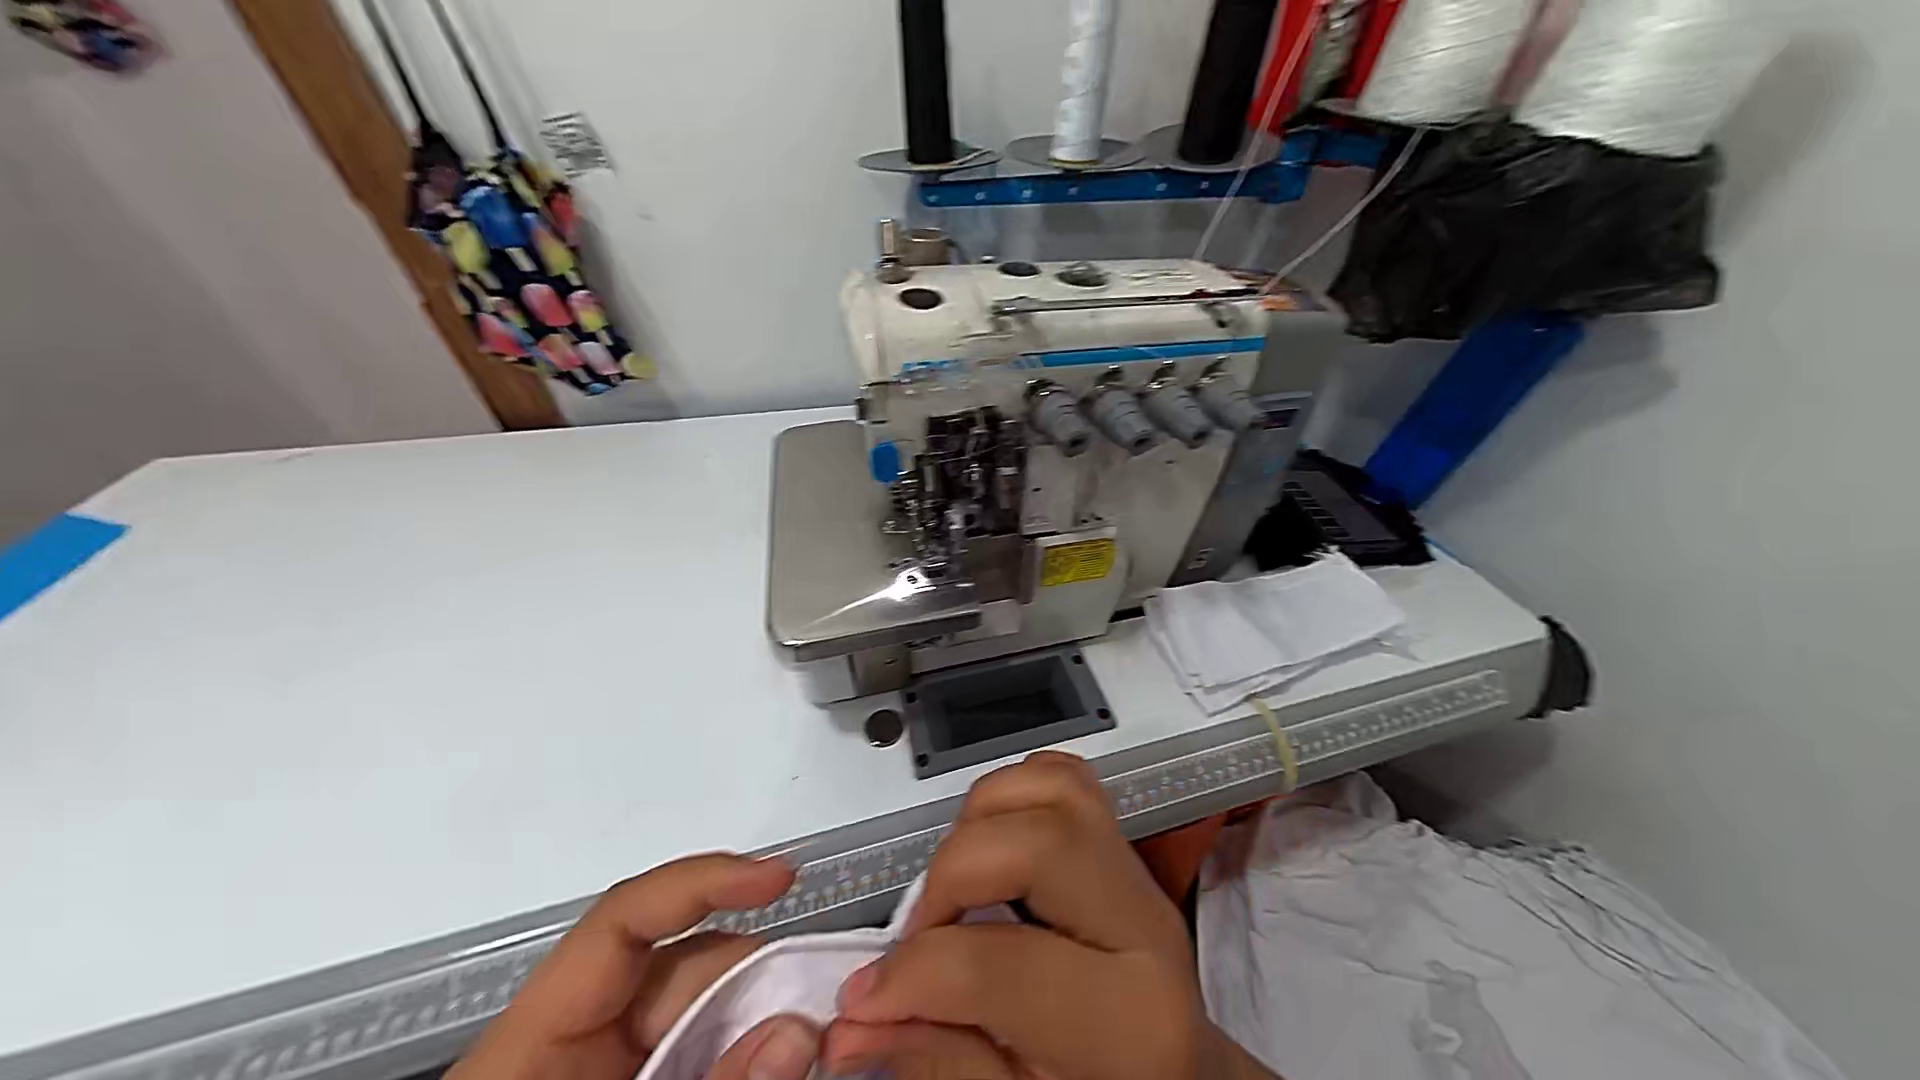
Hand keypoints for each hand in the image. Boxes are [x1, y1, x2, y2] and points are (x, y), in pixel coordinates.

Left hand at [447, 854, 819, 1079]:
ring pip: (706, 1014)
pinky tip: (778, 1069)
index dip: (702, 883)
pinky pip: (704, 1054)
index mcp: (536, 1043)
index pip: (623, 924)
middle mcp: (576, 1039)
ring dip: (761, 1026)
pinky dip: (746, 1061)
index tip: (778, 879)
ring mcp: (609, 1069)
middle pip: (684, 970)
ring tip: (808, 1049)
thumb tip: (797, 1033)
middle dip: (758, 980)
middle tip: (823, 1012)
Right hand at [823, 752, 1280, 1079]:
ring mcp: (1134, 871)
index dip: (911, 976)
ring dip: (980, 822)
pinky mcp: (1118, 842)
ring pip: (1051, 790)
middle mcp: (1144, 924)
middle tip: (919, 932)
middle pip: (1036, 844)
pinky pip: (1066, 778)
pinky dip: (1015, 791)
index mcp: (1131, 1019)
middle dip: (949, 875)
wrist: (1182, 1075)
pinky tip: (992, 841)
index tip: (866, 998)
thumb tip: (856, 1023)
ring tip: (957, 886)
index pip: (999, 964)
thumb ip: (941, 1062)